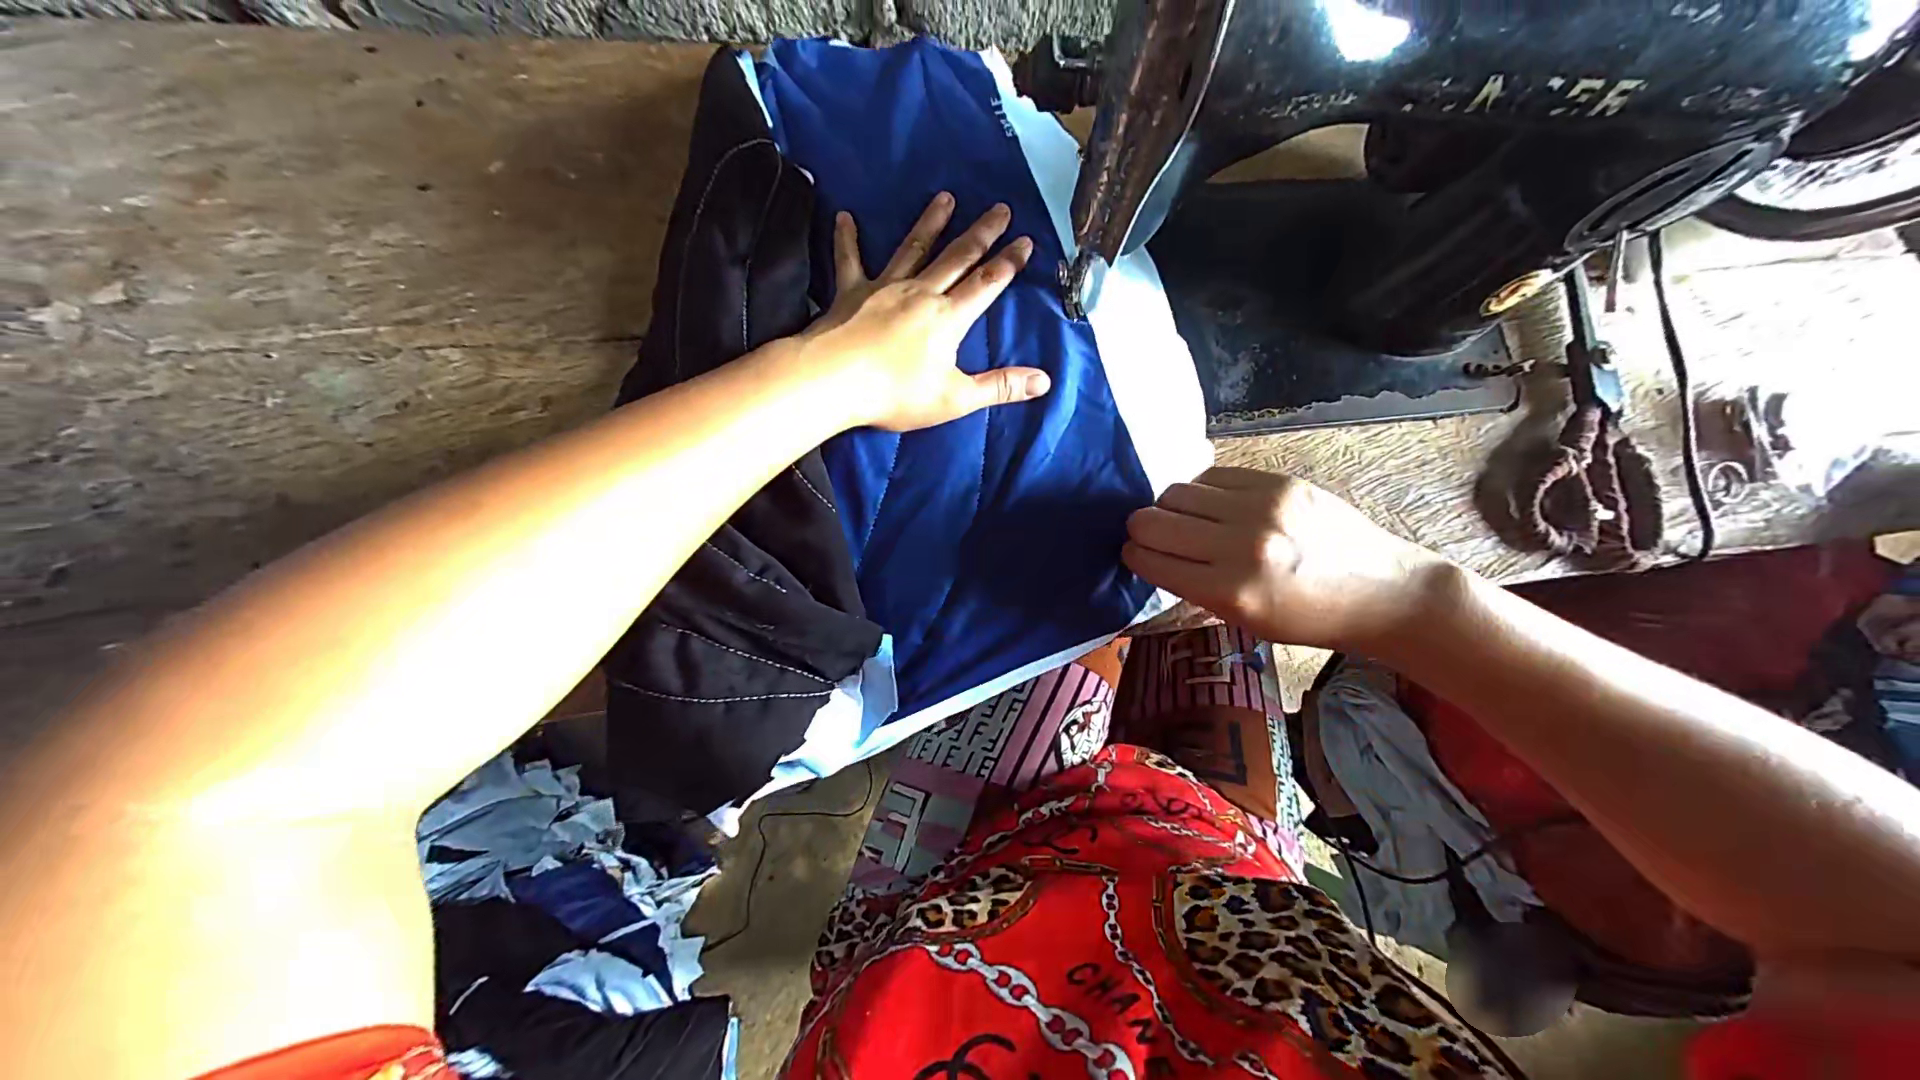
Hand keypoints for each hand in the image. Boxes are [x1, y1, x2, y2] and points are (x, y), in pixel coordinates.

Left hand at [798, 193, 1049, 431]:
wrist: (833, 383)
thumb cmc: (895, 394)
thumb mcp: (955, 398)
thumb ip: (999, 387)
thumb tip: (1044, 381)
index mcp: (948, 318)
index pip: (987, 283)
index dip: (1009, 262)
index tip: (1025, 240)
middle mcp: (920, 293)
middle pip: (957, 257)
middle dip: (982, 233)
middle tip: (999, 209)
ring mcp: (884, 288)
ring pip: (914, 248)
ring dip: (931, 223)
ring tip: (945, 198)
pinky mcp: (850, 292)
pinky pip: (850, 260)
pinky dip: (848, 239)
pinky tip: (845, 217)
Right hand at [1122, 467, 1456, 654]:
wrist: (1384, 592)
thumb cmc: (1308, 619)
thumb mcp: (1244, 619)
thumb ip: (1193, 585)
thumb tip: (1150, 552)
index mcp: (1230, 592)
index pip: (1150, 560)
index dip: (1133, 555)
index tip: (1134, 554)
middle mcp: (1241, 545)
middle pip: (1152, 520)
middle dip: (1140, 529)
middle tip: (1151, 535)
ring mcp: (1262, 508)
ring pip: (1175, 492)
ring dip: (1169, 506)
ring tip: (1185, 519)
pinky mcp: (1278, 481)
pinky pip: (1211, 474)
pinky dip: (1202, 490)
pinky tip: (1213, 504)